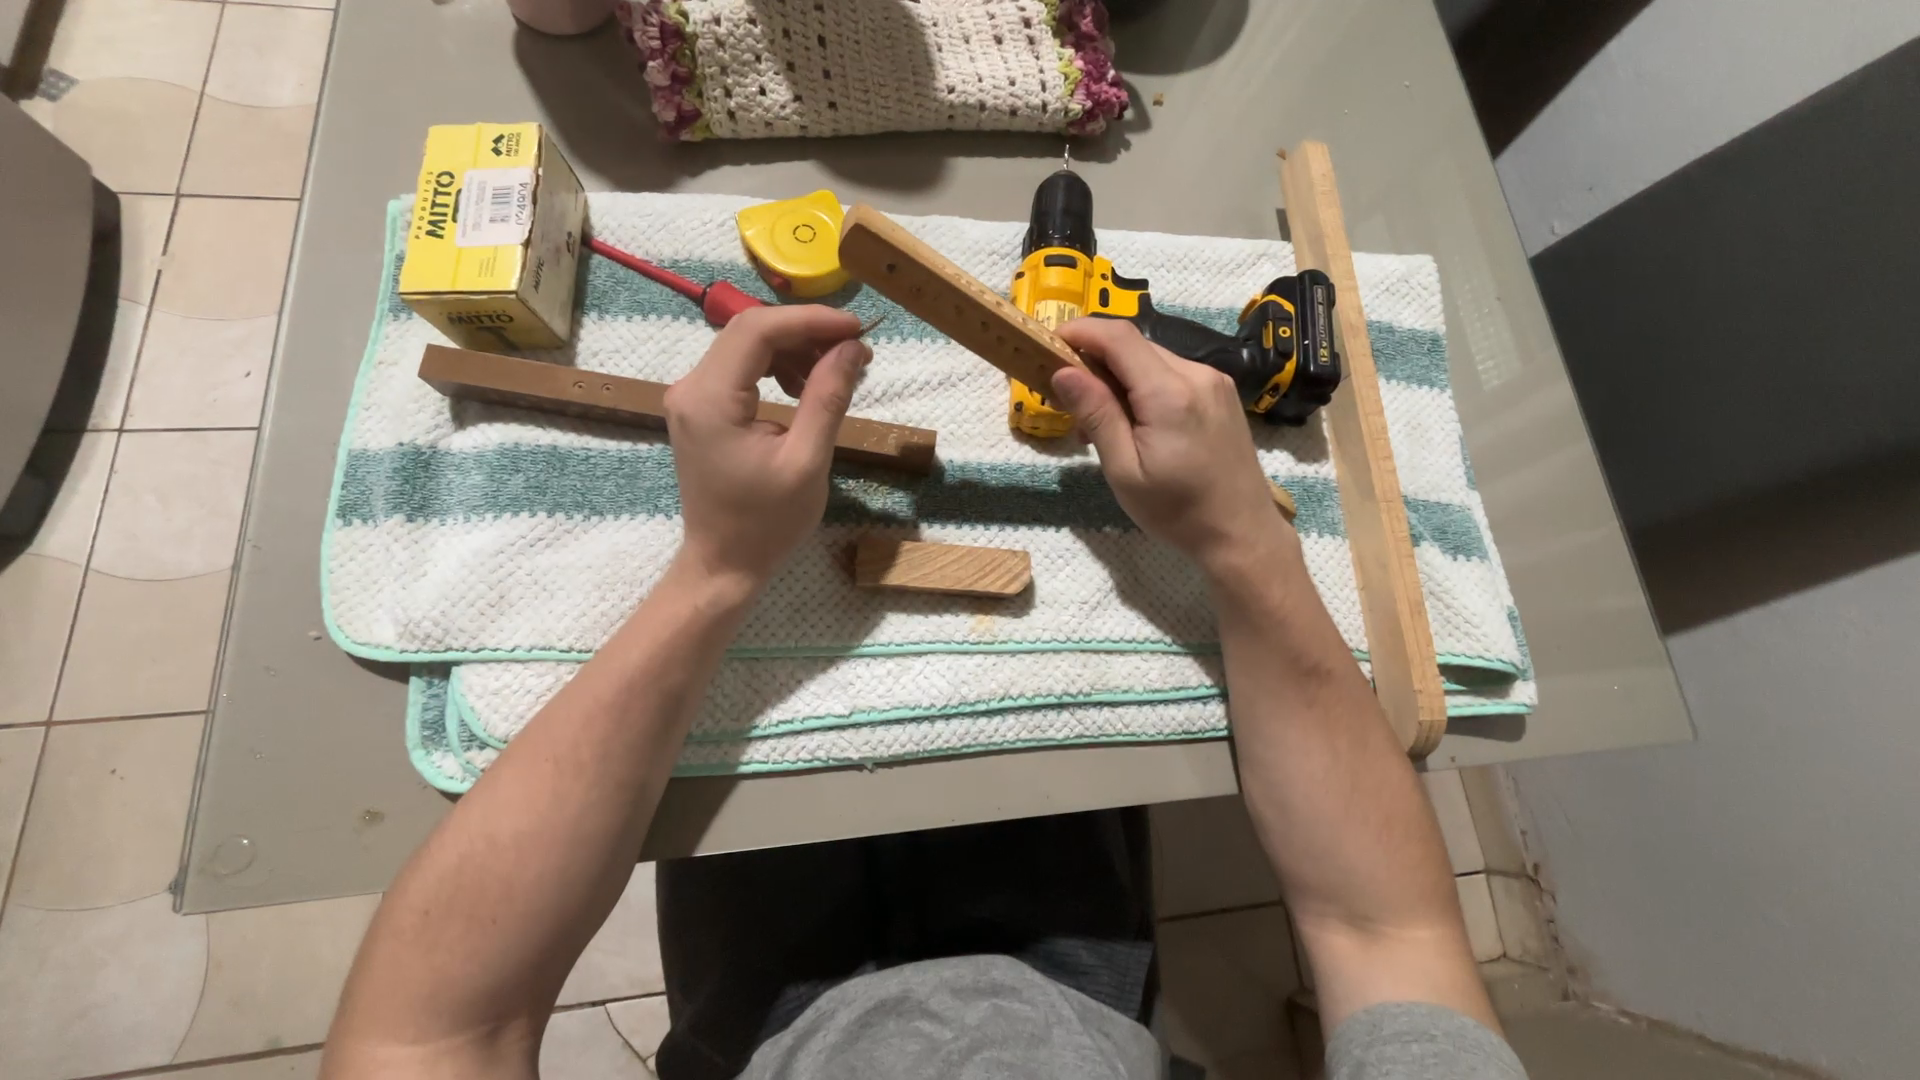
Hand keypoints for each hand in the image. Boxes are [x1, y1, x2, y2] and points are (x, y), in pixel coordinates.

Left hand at [664, 305, 869, 587]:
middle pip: (750, 331)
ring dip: (795, 350)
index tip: (858, 329)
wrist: (724, 563)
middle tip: (855, 351)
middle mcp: (690, 387)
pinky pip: (741, 369)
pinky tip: (804, 389)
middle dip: (807, 333)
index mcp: (710, 399)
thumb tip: (853, 348)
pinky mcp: (700, 408)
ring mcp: (691, 397)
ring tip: (835, 374)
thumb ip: (828, 398)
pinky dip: (777, 369)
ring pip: (747, 346)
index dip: (811, 321)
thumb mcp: (807, 461)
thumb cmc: (767, 523)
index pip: (759, 329)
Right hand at [1051, 318, 1289, 575]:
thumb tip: (1063, 371)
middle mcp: (1196, 375)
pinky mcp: (1221, 394)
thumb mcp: (1124, 471)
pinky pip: (1172, 375)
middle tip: (1067, 400)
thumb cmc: (1176, 511)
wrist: (1241, 533)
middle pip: (1134, 345)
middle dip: (1094, 361)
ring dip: (1118, 377)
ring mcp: (1214, 382)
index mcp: (1169, 394)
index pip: (1118, 337)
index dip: (1079, 331)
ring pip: (1152, 359)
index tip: (1048, 345)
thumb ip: (1096, 414)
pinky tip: (1133, 422)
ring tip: (1099, 421)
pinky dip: (1143, 386)